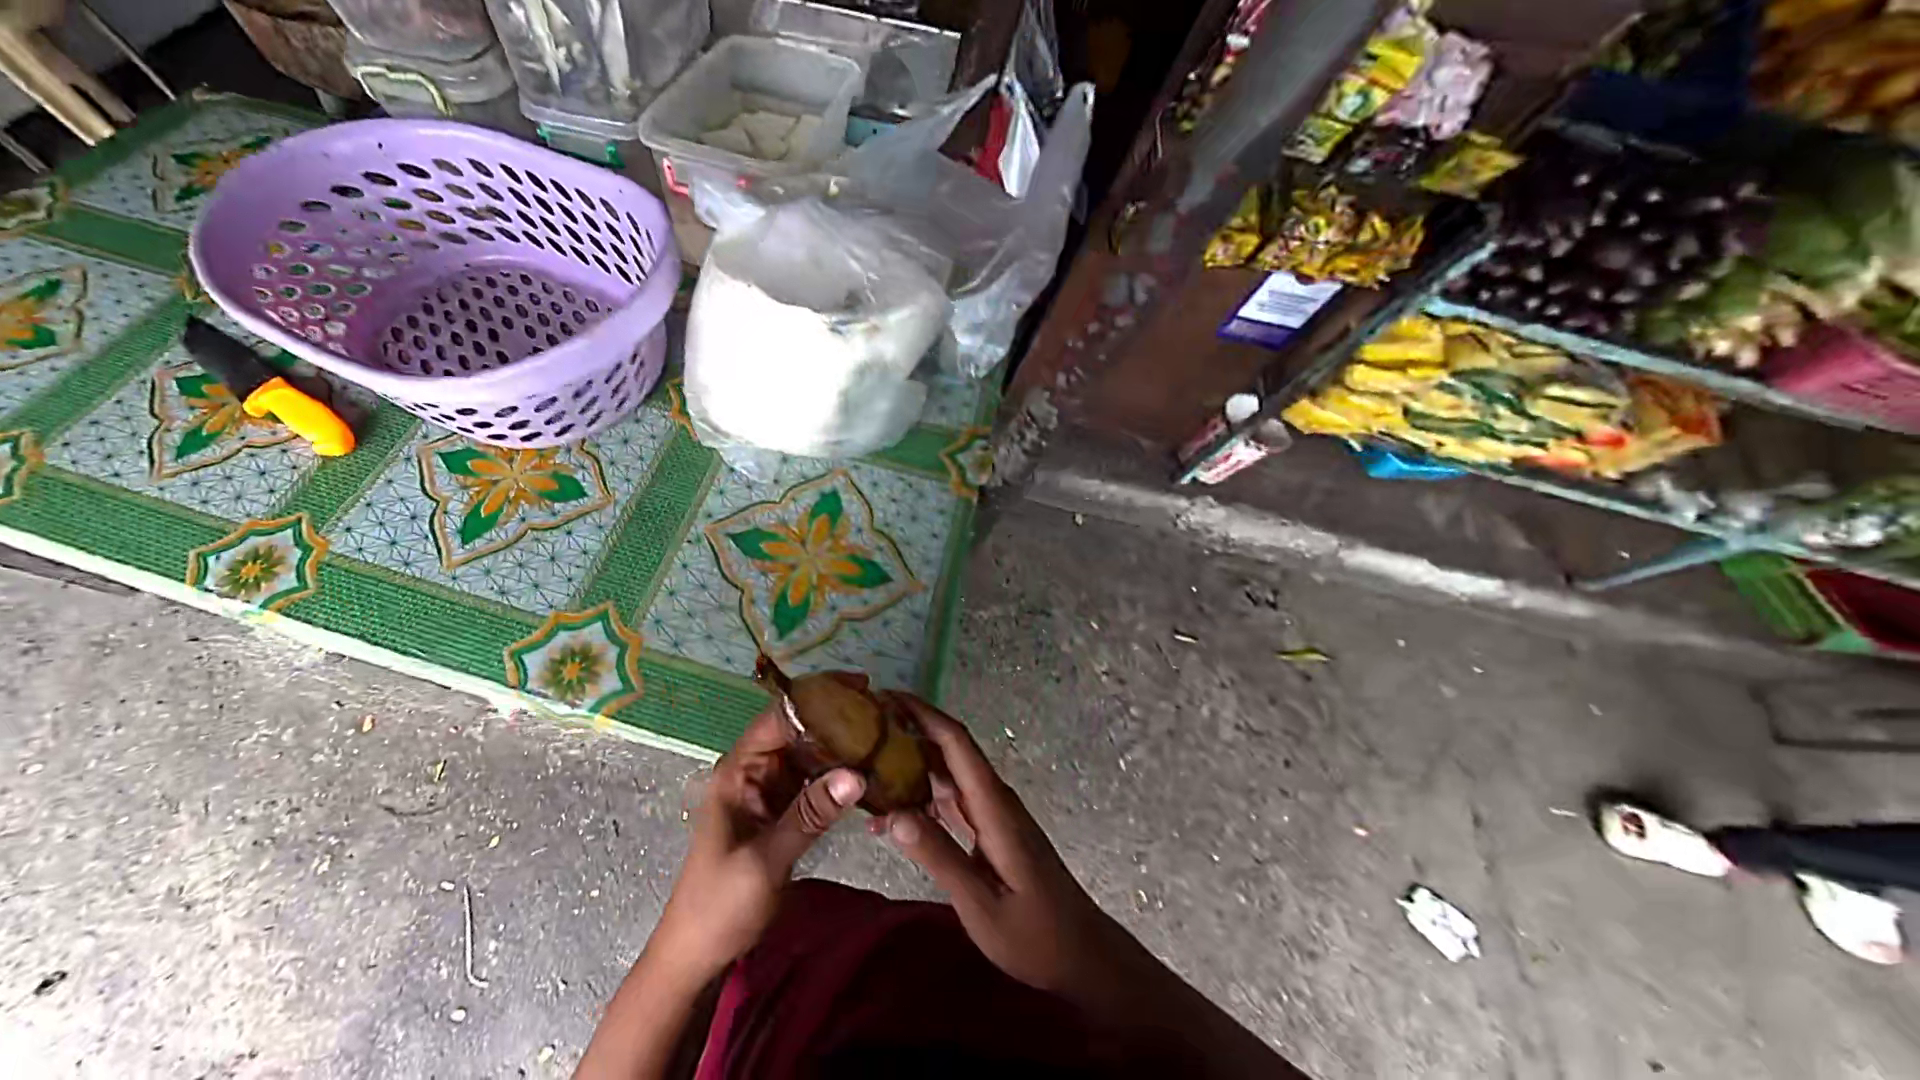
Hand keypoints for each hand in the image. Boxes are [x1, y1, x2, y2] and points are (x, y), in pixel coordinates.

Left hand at [651, 700, 866, 981]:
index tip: (862, 686)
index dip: (819, 697)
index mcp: (738, 772)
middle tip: (886, 713)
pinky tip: (872, 770)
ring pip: (811, 754)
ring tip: (887, 734)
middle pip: (799, 730)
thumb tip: (858, 773)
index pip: (780, 717)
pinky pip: (816, 781)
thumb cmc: (720, 906)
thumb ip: (811, 814)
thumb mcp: (766, 860)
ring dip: (844, 744)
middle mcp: (754, 772)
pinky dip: (841, 774)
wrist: (698, 956)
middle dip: (839, 718)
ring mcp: (770, 791)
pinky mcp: (783, 810)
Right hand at [880, 694, 1123, 997]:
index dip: (924, 714)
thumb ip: (940, 857)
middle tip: (861, 727)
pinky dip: (921, 799)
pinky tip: (890, 812)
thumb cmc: (1035, 934)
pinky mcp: (989, 831)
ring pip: (946, 776)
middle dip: (909, 731)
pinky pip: (951, 802)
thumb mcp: (981, 904)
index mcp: (994, 807)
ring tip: (865, 762)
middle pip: (949, 751)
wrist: (1080, 954)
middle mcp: (993, 800)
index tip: (887, 697)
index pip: (957, 744)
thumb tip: (893, 812)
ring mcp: (992, 815)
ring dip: (910, 765)